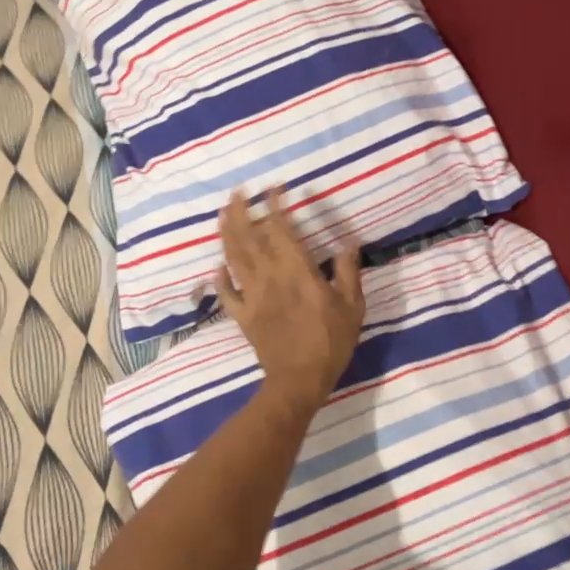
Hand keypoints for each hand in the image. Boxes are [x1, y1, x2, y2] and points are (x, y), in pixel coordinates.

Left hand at [215, 186, 365, 420]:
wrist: (299, 381)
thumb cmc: (330, 342)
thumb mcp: (352, 306)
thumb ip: (348, 272)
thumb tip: (349, 243)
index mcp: (295, 270)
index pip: (280, 229)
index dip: (275, 206)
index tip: (274, 188)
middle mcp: (268, 277)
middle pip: (248, 238)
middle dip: (241, 211)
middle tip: (237, 192)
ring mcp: (251, 297)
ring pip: (233, 259)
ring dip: (226, 234)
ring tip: (223, 214)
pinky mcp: (243, 317)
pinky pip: (227, 295)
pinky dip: (220, 279)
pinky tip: (217, 267)